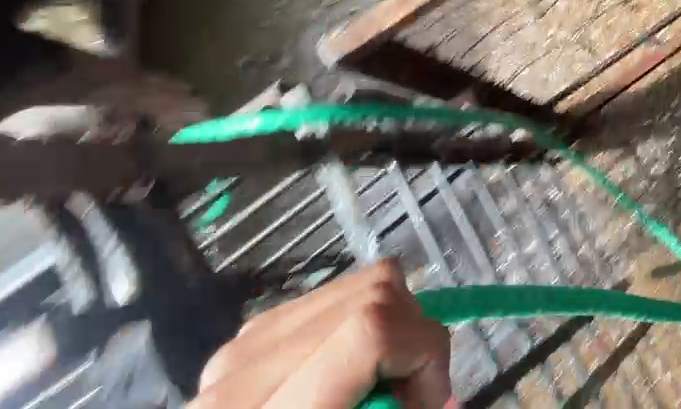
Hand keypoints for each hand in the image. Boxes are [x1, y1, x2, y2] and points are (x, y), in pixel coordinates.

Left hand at [190, 260, 454, 408]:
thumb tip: (443, 396)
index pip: (369, 331)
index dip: (424, 352)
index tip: (429, 401)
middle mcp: (239, 379)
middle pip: (374, 293)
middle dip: (416, 336)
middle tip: (408, 394)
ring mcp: (237, 352)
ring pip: (360, 283)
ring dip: (394, 324)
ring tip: (377, 381)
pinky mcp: (244, 340)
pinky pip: (332, 298)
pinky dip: (362, 324)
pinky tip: (345, 372)